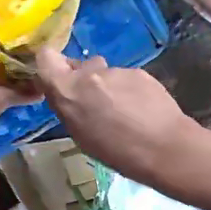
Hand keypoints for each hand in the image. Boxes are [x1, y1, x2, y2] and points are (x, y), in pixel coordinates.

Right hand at [32, 46, 201, 183]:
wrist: (164, 148)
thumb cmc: (116, 152)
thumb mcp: (81, 135)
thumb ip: (70, 107)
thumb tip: (71, 95)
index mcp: (67, 90)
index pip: (46, 58)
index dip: (52, 66)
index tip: (60, 81)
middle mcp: (90, 73)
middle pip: (80, 67)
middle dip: (85, 81)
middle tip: (98, 105)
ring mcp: (117, 70)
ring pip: (106, 74)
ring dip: (110, 87)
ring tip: (126, 113)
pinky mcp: (140, 72)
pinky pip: (128, 78)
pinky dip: (131, 90)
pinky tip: (143, 109)